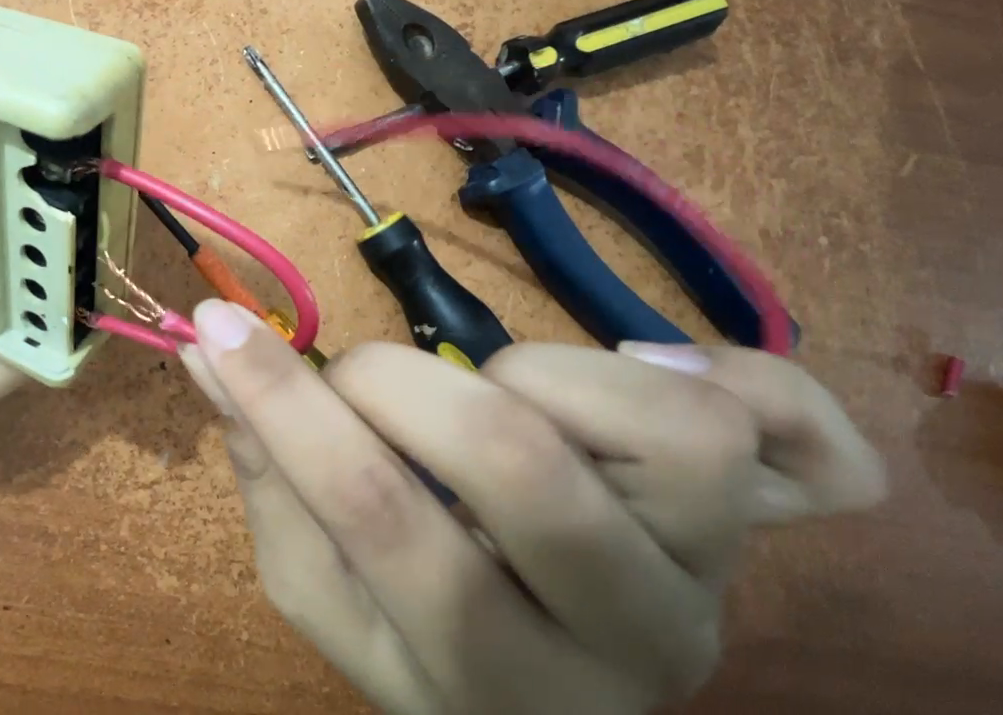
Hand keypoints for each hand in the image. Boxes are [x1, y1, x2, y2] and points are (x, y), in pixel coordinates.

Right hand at [178, 300, 884, 714]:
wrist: (560, 701)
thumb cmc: (419, 638)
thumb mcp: (324, 589)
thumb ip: (269, 473)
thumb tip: (208, 354)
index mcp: (485, 672)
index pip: (380, 518)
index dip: (289, 405)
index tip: (217, 324)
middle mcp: (626, 641)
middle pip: (519, 467)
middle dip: (396, 383)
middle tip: (361, 375)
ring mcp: (714, 581)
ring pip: (675, 438)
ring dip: (541, 375)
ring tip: (494, 392)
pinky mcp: (771, 529)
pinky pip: (793, 430)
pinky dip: (720, 371)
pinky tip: (634, 373)